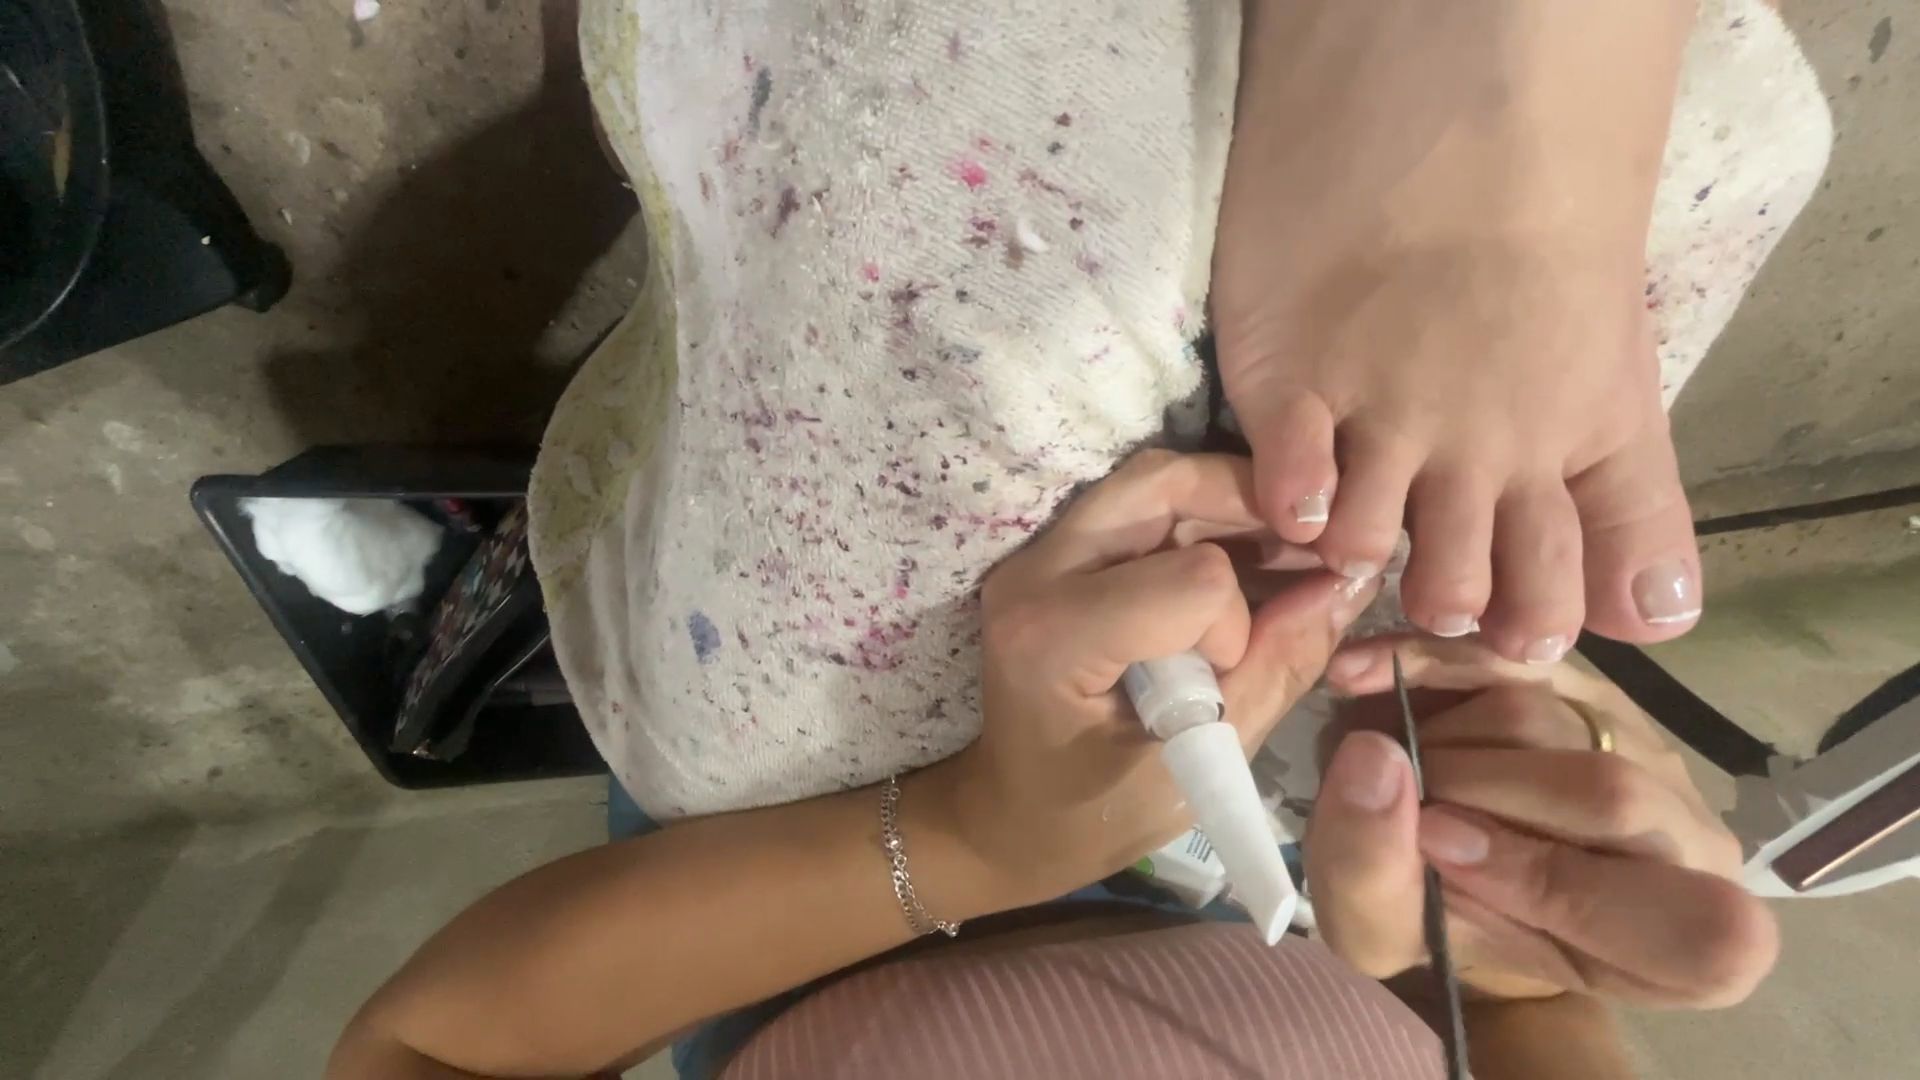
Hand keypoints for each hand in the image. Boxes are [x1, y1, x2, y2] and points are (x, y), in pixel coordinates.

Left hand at [948, 451, 1380, 904]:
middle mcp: (1033, 574)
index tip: (1227, 669)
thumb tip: (1348, 584)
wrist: (1010, 812)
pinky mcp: (1047, 555)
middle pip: (1160, 482)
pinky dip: (1196, 517)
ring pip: (1148, 481)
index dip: (1237, 620)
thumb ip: (1276, 667)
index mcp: (1055, 635)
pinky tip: (1235, 555)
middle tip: (1301, 550)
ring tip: (1277, 551)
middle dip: (1247, 506)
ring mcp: (1034, 557)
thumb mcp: (1198, 763)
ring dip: (1224, 505)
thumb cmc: (1093, 814)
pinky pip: (1134, 504)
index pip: (1193, 579)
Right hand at [1211, 0, 1702, 660]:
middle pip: (1465, 588)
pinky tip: (1298, 500)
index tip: (1507, 638)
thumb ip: (1627, 499)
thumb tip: (1659, 621)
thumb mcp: (1617, 374)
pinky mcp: (1295, 389)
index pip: (1565, 591)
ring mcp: (1383, 419)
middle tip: (1418, 596)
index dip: (1537, 630)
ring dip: (1361, 564)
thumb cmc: (1531, 242)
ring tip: (1350, 540)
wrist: (1451, 116)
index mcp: (1566, 448)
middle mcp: (1481, 451)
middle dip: (1449, 608)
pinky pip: (1293, 489)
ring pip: (1371, 552)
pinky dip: (1295, 510)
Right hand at [1304, 637, 1775, 1007]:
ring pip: (1540, 712)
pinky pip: (1501, 655)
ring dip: (1433, 735)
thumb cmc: (1418, 921)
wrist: (1414, 861)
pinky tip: (1360, 673)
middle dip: (1465, 787)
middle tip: (1397, 800)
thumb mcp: (1377, 927)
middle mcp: (1693, 847)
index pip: (1694, 926)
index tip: (1435, 849)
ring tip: (1388, 763)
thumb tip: (1378, 758)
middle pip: (1602, 791)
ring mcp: (1639, 750)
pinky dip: (1421, 660)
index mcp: (1679, 952)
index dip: (1549, 880)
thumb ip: (1373, 865)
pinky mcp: (1574, 684)